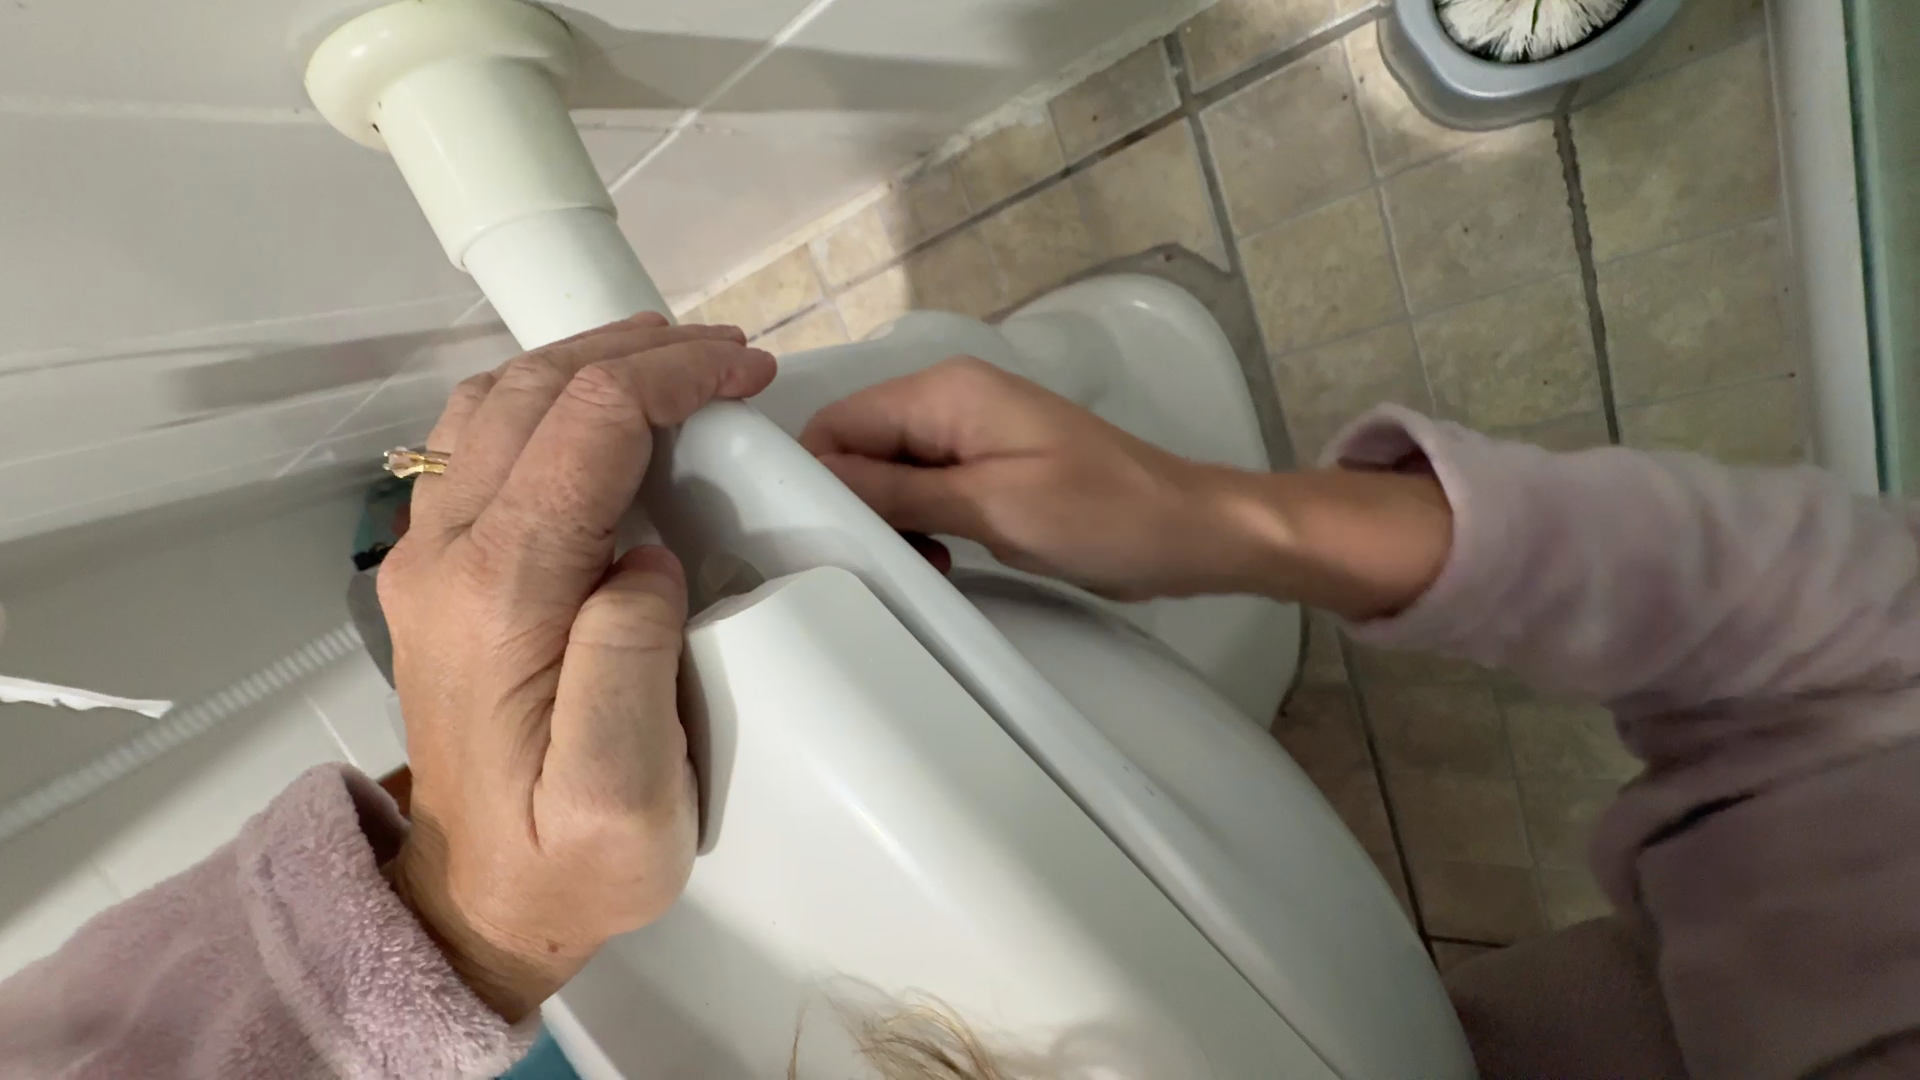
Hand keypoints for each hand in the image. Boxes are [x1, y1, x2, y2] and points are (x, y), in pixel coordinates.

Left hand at [376, 313, 775, 1021]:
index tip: (750, 371)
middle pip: (539, 390)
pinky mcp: (440, 568)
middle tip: (730, 353)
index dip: (676, 377)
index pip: (590, 424)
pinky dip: (553, 396)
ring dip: (592, 360)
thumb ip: (627, 663)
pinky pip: (484, 439)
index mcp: (505, 591)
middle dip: (644, 351)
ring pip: (500, 400)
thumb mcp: (618, 796)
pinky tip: (603, 409)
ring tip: (675, 358)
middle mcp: (447, 552)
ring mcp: (430, 555)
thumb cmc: (572, 859)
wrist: (478, 902)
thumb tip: (648, 555)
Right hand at [800, 356, 1240, 600]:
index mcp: (946, 393)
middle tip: (876, 561)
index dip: (817, 475)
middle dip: (856, 503)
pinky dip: (922, 526)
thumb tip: (817, 477)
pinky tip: (941, 560)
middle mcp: (951, 405)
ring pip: (892, 475)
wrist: (1187, 532)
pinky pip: (928, 493)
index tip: (816, 537)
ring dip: (891, 521)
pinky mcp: (989, 473)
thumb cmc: (1101, 514)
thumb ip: (900, 491)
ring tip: (920, 564)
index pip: (841, 421)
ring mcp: (972, 440)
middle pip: (863, 447)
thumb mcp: (992, 505)